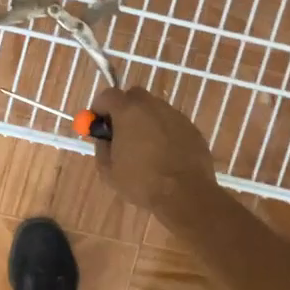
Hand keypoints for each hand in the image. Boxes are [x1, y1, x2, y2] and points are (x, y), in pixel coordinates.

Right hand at [89, 86, 219, 214]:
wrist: (186, 194)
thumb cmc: (142, 182)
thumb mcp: (108, 170)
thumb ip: (102, 147)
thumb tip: (104, 137)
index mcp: (128, 112)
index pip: (108, 95)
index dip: (99, 107)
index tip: (98, 123)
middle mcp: (153, 106)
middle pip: (134, 96)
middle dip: (124, 109)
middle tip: (121, 132)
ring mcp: (175, 115)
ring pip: (154, 109)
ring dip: (146, 120)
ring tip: (145, 147)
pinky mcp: (191, 128)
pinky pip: (171, 123)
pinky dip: (164, 132)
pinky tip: (165, 155)